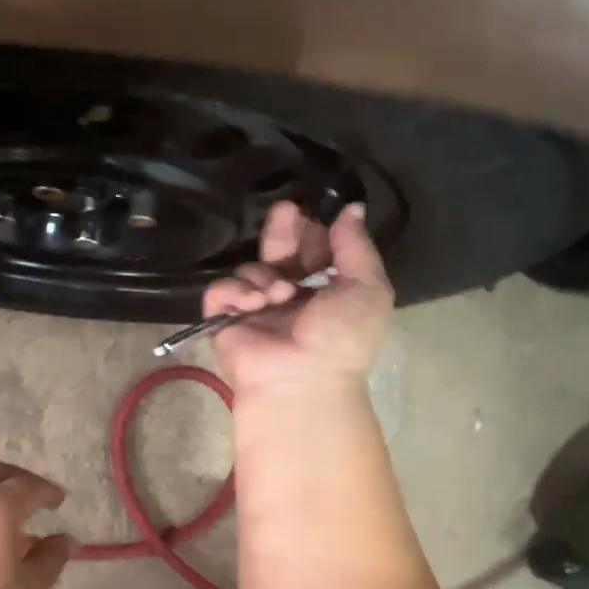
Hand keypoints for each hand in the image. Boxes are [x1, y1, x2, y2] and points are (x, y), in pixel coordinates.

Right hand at [204, 200, 392, 396]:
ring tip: (280, 295)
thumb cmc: (341, 337)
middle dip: (282, 232)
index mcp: (324, 291)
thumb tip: (351, 208)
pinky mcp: (224, 319)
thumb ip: (356, 246)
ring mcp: (254, 308)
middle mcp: (288, 297)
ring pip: (250, 269)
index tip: (310, 210)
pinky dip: (236, 291)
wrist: (302, 379)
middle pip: (278, 253)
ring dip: (266, 276)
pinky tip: (254, 303)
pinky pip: (221, 290)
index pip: (313, 251)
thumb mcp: (367, 288)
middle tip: (284, 211)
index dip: (311, 231)